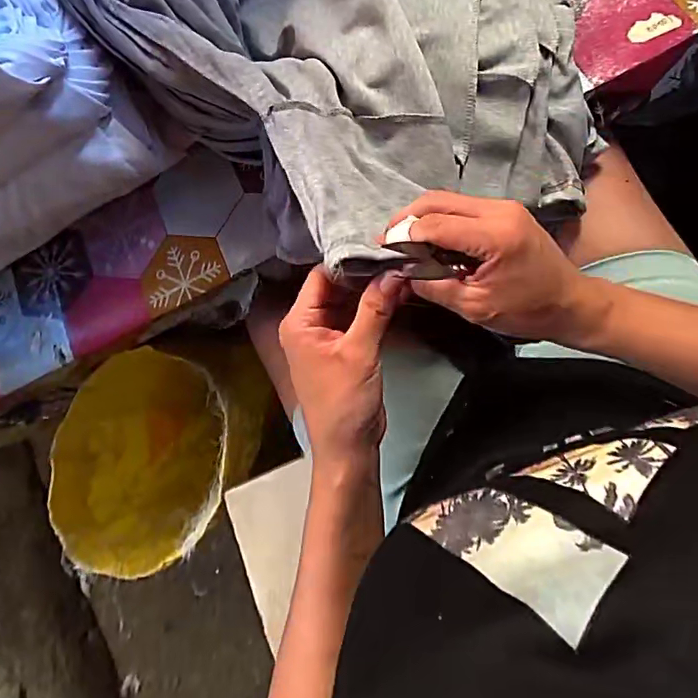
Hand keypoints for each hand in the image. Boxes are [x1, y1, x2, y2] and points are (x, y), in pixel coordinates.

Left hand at [277, 266, 407, 465]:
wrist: (347, 448)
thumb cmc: (343, 402)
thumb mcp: (360, 351)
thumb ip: (375, 310)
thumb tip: (393, 273)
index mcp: (299, 321)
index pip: (320, 277)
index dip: (347, 261)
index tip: (377, 249)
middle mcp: (306, 324)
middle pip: (333, 287)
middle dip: (363, 274)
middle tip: (394, 258)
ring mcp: (324, 336)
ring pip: (346, 302)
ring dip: (369, 291)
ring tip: (399, 271)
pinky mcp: (341, 347)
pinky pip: (354, 318)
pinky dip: (372, 309)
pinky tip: (395, 295)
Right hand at [388, 191, 605, 342]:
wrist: (574, 303)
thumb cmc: (528, 311)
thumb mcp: (475, 307)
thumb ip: (434, 287)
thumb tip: (401, 273)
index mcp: (495, 236)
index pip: (435, 224)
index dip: (405, 235)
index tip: (384, 248)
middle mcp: (499, 210)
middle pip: (436, 201)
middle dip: (407, 218)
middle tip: (388, 239)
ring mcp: (503, 206)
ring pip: (446, 199)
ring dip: (421, 216)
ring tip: (405, 239)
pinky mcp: (504, 210)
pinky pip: (460, 205)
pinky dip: (438, 218)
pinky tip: (429, 237)